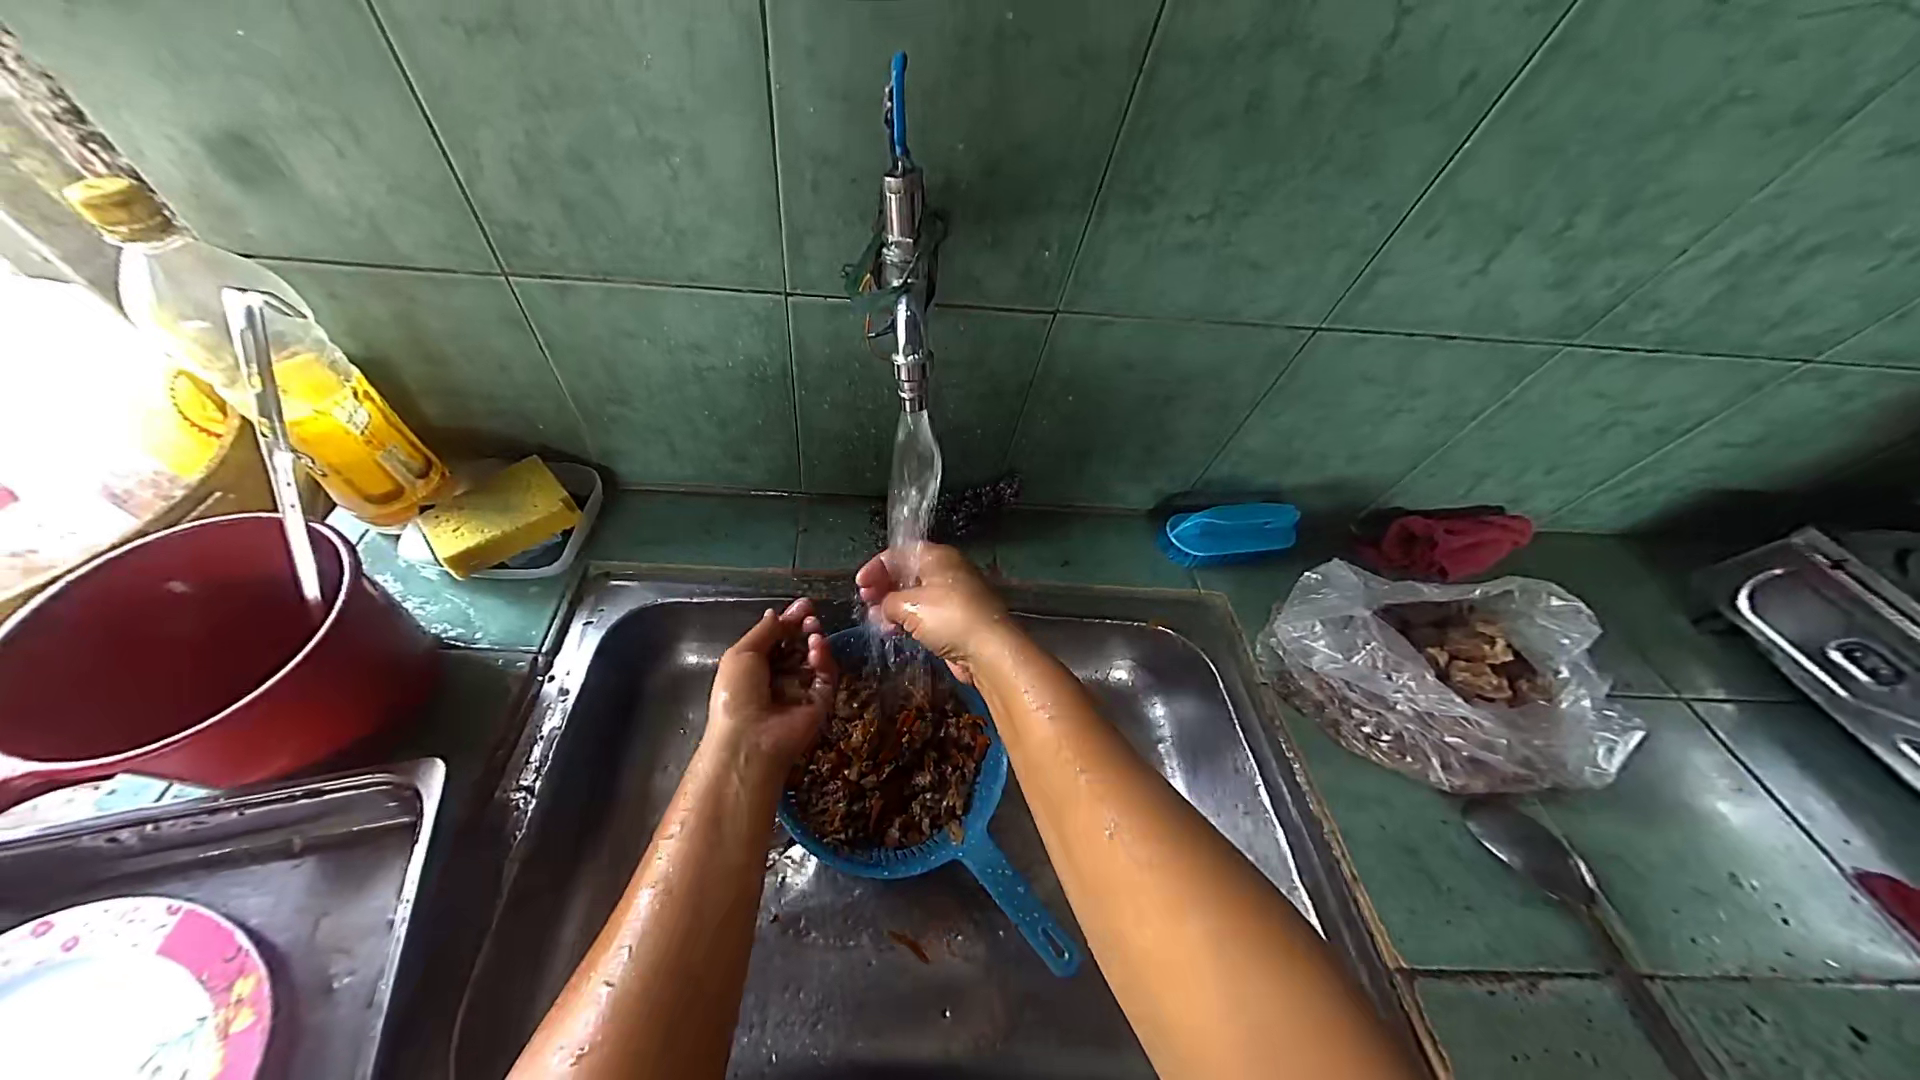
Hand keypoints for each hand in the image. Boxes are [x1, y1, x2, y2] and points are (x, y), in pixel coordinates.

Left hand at [705, 598, 835, 780]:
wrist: (749, 740)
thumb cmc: (736, 695)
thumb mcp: (741, 654)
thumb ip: (764, 631)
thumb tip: (777, 612)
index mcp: (756, 667)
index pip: (778, 638)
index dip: (790, 621)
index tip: (804, 605)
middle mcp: (780, 677)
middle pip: (799, 645)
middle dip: (805, 628)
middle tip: (811, 617)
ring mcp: (801, 690)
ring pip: (815, 658)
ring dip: (815, 640)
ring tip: (813, 630)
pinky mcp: (821, 701)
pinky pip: (827, 676)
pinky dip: (825, 659)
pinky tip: (818, 647)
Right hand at [855, 544, 1013, 682]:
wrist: (989, 649)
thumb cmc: (949, 617)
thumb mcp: (909, 605)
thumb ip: (888, 601)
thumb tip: (883, 607)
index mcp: (937, 557)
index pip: (900, 552)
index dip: (877, 566)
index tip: (860, 584)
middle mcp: (947, 571)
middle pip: (908, 572)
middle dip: (884, 586)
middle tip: (866, 601)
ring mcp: (954, 596)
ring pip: (916, 595)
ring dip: (894, 607)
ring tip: (876, 620)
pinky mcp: (957, 620)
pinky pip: (926, 614)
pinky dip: (909, 620)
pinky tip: (894, 631)